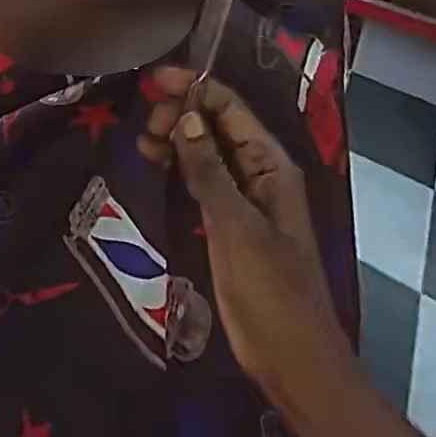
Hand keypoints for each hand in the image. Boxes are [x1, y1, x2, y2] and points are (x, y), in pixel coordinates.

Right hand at [139, 70, 345, 405]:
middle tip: (148, 123)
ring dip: (175, 139)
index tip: (155, 79)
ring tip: (144, 141)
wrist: (291, 357)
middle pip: (215, 124)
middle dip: (181, 114)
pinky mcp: (226, 219)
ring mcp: (241, 196)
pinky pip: (199, 178)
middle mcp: (257, 172)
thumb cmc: (270, 289)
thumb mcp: (235, 224)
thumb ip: (208, 169)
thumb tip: (184, 116)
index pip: (230, 108)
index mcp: (271, 165)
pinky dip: (176, 166)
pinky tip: (153, 162)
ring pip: (204, 150)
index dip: (195, 87)